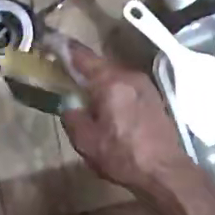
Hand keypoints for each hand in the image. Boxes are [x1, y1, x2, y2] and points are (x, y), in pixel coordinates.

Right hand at [59, 42, 206, 204]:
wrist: (164, 172)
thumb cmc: (122, 156)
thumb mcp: (85, 141)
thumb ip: (71, 117)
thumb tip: (69, 106)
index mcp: (110, 82)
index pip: (82, 56)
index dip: (64, 49)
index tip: (50, 42)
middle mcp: (130, 76)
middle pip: (100, 67)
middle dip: (82, 72)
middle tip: (66, 80)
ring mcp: (146, 87)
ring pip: (115, 79)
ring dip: (100, 86)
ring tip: (87, 101)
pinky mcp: (155, 100)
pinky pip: (127, 89)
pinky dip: (114, 95)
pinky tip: (108, 112)